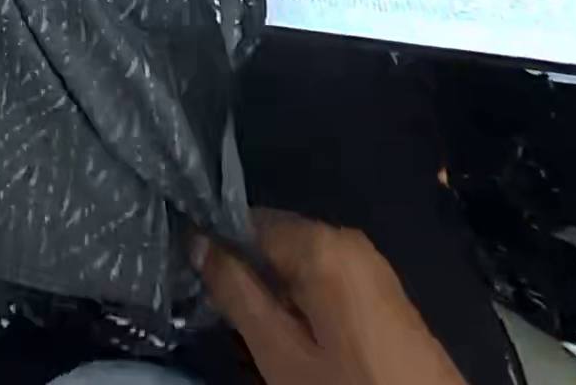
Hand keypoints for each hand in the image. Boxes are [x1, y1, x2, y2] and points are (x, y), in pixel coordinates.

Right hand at [200, 209, 466, 384]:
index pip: (247, 221)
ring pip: (298, 258)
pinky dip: (301, 296)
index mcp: (320, 241)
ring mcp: (368, 262)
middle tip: (222, 311)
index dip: (217, 245)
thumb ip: (236, 292)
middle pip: (274, 237)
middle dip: (246, 268)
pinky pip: (324, 275)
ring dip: (272, 286)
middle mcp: (344, 237)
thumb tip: (196, 241)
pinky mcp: (381, 289)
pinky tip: (293, 333)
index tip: (194, 273)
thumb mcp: (281, 355)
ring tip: (253, 326)